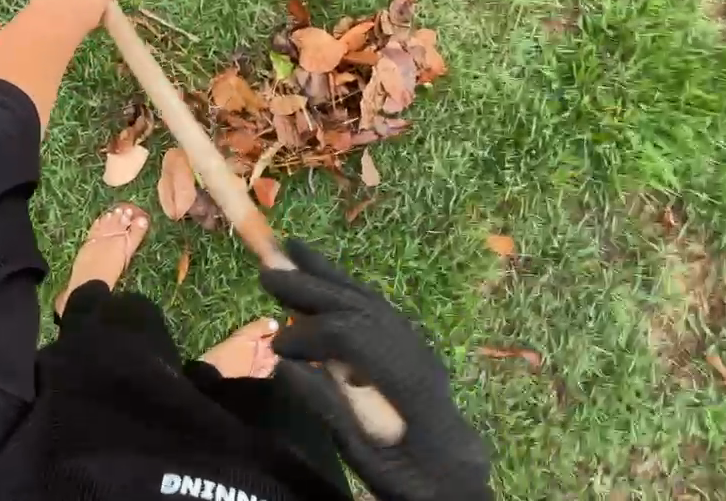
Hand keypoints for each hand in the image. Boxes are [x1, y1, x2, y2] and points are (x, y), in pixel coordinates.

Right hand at [261, 240, 491, 500]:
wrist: (458, 486)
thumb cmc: (410, 479)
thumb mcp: (366, 457)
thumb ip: (328, 408)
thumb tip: (282, 366)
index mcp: (411, 388)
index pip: (354, 339)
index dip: (310, 335)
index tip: (278, 348)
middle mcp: (417, 356)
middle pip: (359, 309)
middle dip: (311, 287)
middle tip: (267, 273)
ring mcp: (420, 346)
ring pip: (369, 299)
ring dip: (327, 274)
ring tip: (293, 248)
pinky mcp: (416, 344)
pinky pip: (378, 305)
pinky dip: (346, 286)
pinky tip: (326, 278)